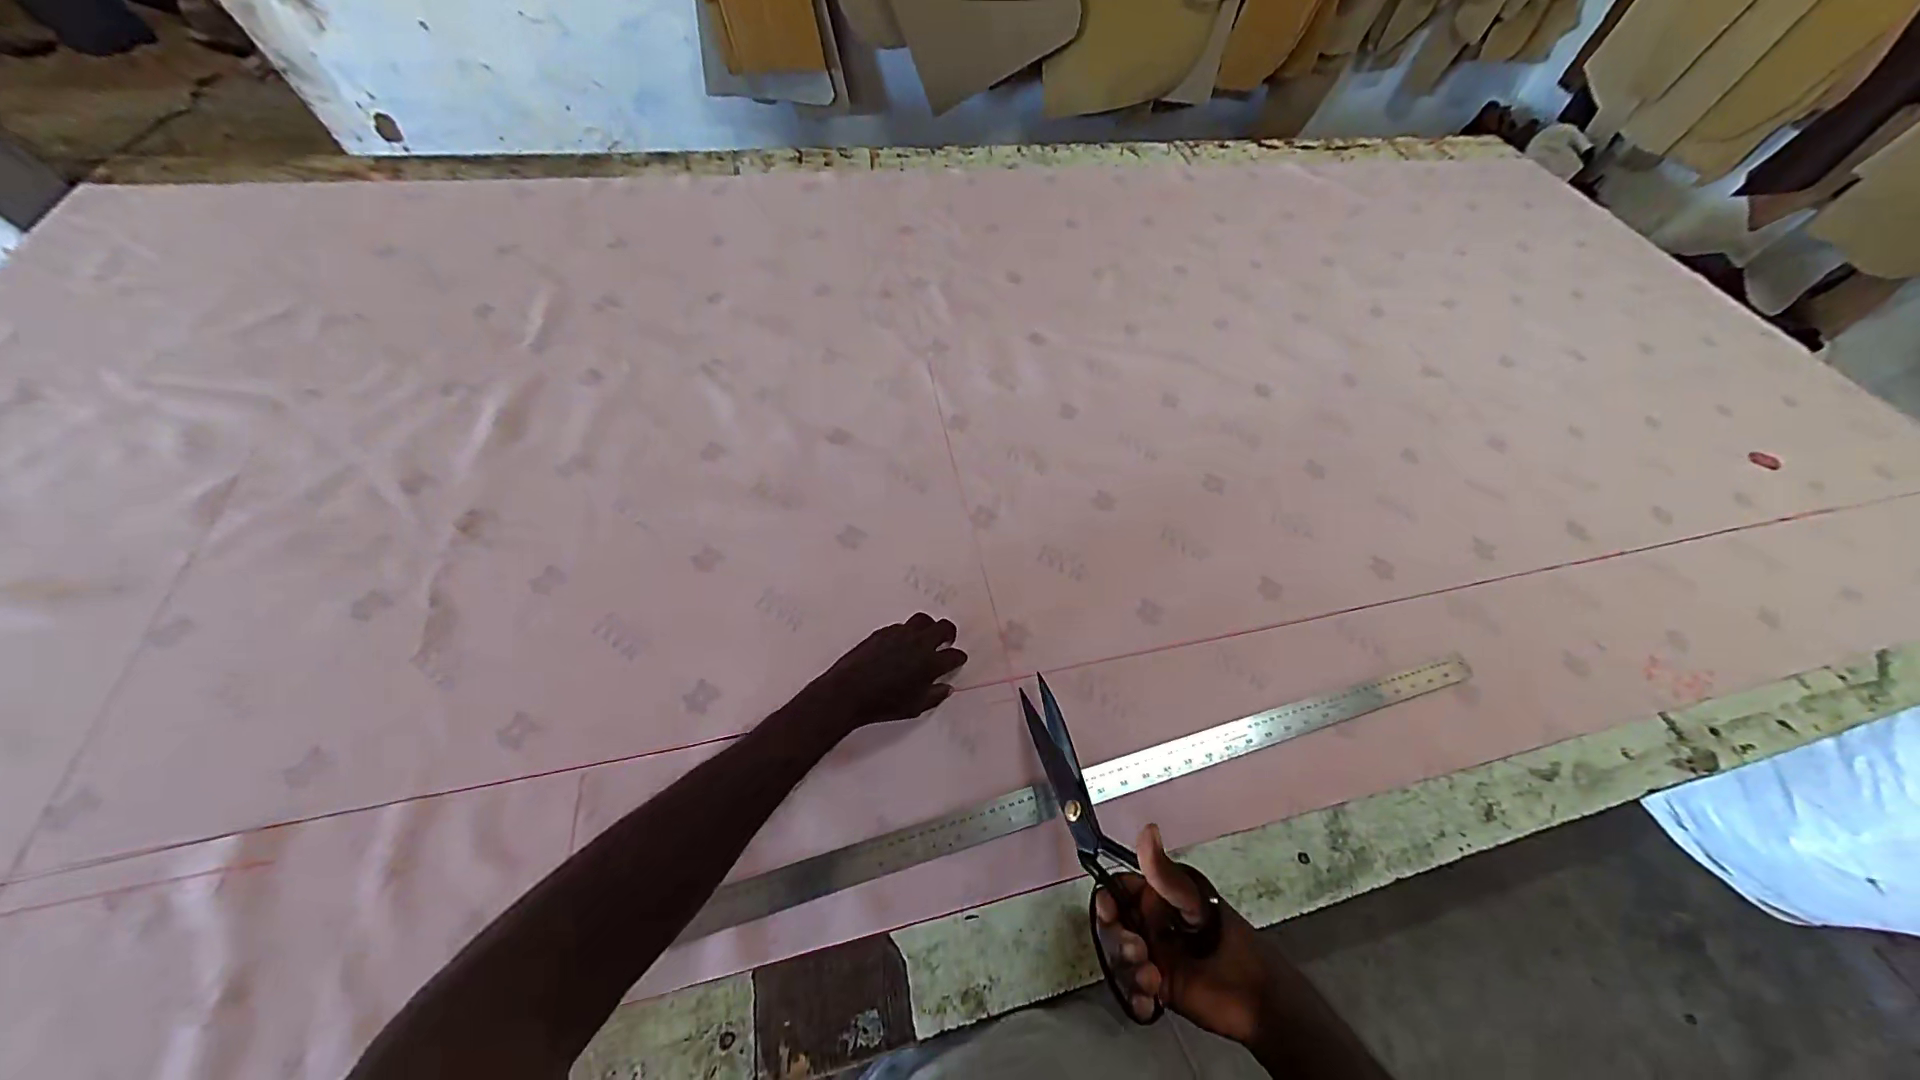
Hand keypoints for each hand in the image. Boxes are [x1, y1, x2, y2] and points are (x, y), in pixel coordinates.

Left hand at [794, 613, 967, 734]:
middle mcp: (918, 644)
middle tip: (947, 640)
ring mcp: (900, 634)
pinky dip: (908, 632)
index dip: (958, 658)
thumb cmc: (882, 703)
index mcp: (930, 663)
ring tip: (927, 636)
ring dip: (929, 627)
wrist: (849, 692)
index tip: (957, 659)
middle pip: (944, 628)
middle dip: (949, 634)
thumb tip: (945, 688)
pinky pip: (902, 626)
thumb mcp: (915, 706)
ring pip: (923, 620)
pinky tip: (903, 643)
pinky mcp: (883, 632)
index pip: (954, 655)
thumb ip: (935, 695)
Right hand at [1094, 824, 1280, 1044]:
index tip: (1111, 912)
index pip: (1117, 892)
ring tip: (1152, 979)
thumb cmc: (1231, 940)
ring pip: (1117, 960)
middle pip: (1111, 928)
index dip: (1107, 902)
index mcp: (1156, 898)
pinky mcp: (1157, 990)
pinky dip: (1135, 998)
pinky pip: (1130, 993)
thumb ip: (1165, 873)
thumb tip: (1148, 830)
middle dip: (1118, 942)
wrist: (1260, 998)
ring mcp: (1152, 957)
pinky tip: (1151, 1001)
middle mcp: (1149, 925)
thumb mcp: (1196, 902)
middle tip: (1140, 951)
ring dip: (1128, 971)